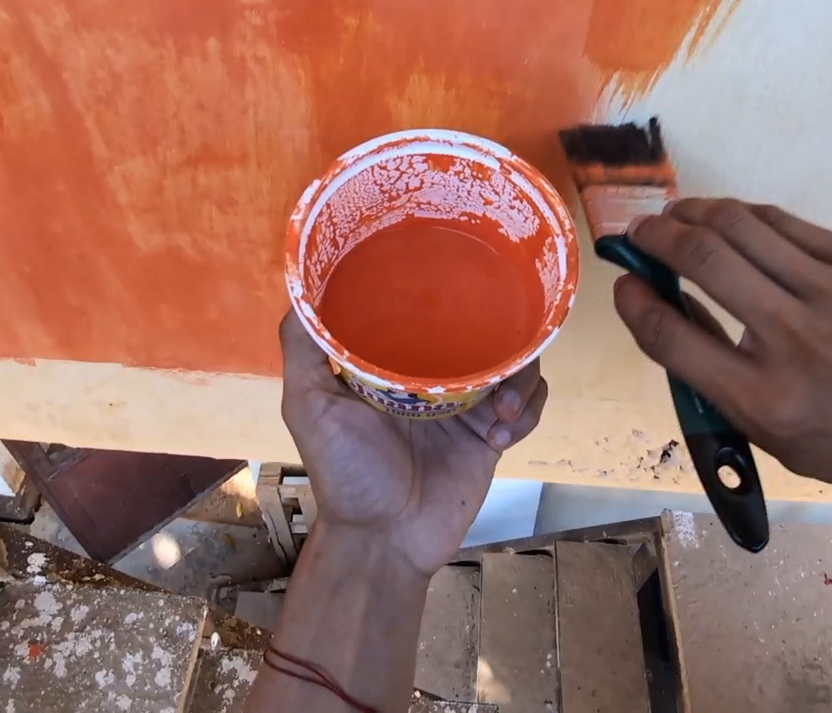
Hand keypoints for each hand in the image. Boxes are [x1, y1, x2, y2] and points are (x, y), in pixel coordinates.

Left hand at [276, 312, 549, 579]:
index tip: (459, 289)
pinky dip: (527, 414)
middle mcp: (436, 378)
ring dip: (520, 380)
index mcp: (399, 364)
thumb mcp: (310, 406)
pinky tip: (500, 436)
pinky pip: (528, 407)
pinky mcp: (491, 436)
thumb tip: (303, 288)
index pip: (433, 313)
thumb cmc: (345, 473)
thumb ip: (303, 351)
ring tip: (502, 409)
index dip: (449, 297)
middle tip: (495, 354)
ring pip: (514, 367)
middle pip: (483, 334)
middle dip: (500, 339)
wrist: (384, 543)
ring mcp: (467, 406)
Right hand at [611, 199, 831, 510]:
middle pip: (702, 259)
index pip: (670, 334)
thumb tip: (656, 297)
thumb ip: (708, 369)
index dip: (633, 300)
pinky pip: (783, 223)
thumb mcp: (768, 432)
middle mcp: (796, 341)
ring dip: (693, 212)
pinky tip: (728, 220)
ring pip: (741, 225)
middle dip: (655, 235)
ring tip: (676, 214)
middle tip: (638, 230)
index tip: (623, 281)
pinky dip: (742, 217)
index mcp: (764, 400)